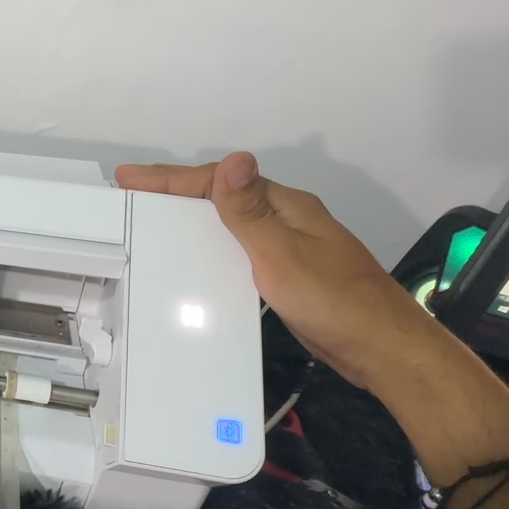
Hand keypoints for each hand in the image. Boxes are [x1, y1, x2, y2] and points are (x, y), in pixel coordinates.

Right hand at [116, 152, 447, 392]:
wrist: (381, 348)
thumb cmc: (332, 300)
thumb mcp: (280, 254)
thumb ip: (249, 211)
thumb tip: (233, 159)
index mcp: (284, 205)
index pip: (216, 181)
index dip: (168, 178)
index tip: (127, 177)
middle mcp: (285, 216)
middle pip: (220, 192)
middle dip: (173, 188)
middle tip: (130, 191)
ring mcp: (287, 242)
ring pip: (227, 218)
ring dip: (188, 212)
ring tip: (151, 215)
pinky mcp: (284, 269)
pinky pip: (235, 244)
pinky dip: (206, 239)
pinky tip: (193, 252)